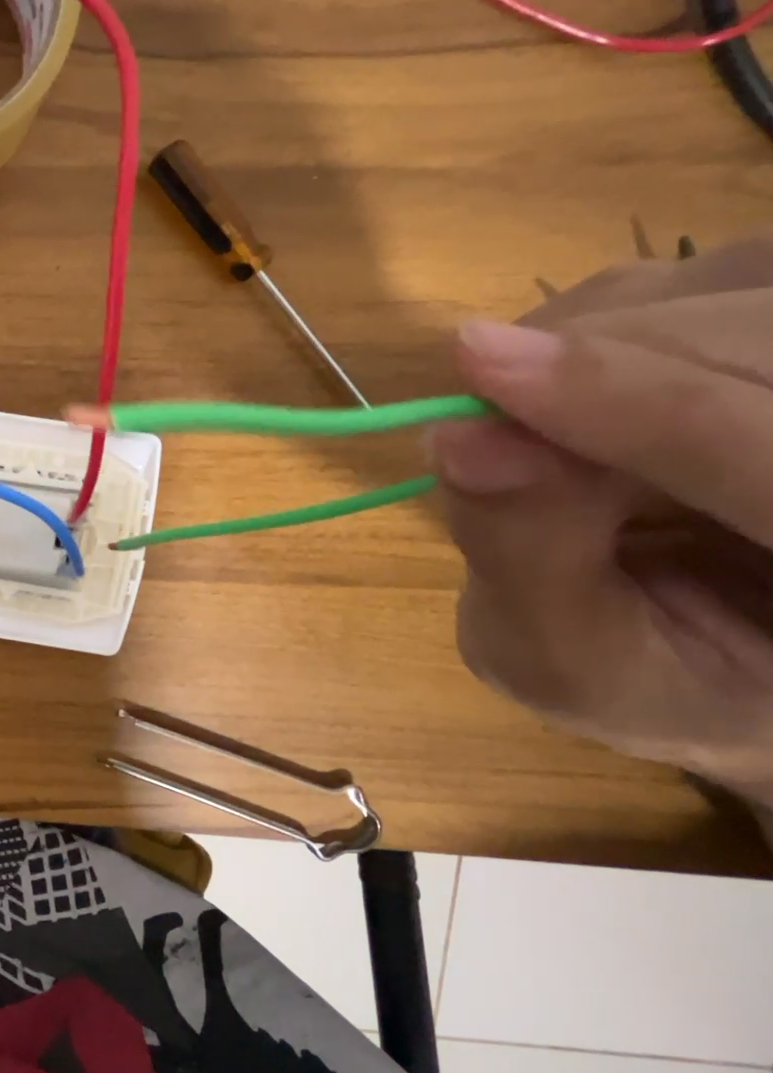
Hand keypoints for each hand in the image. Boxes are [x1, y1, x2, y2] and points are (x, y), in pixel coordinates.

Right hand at [427, 235, 772, 807]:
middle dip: (596, 366)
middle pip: (750, 342)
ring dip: (603, 339)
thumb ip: (522, 556)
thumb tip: (456, 438)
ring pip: (731, 288)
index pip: (765, 452)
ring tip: (547, 419)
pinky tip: (598, 385)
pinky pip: (724, 273)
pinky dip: (624, 317)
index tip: (467, 359)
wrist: (750, 638)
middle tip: (492, 426)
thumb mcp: (565, 658)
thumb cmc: (657, 674)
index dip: (620, 400)